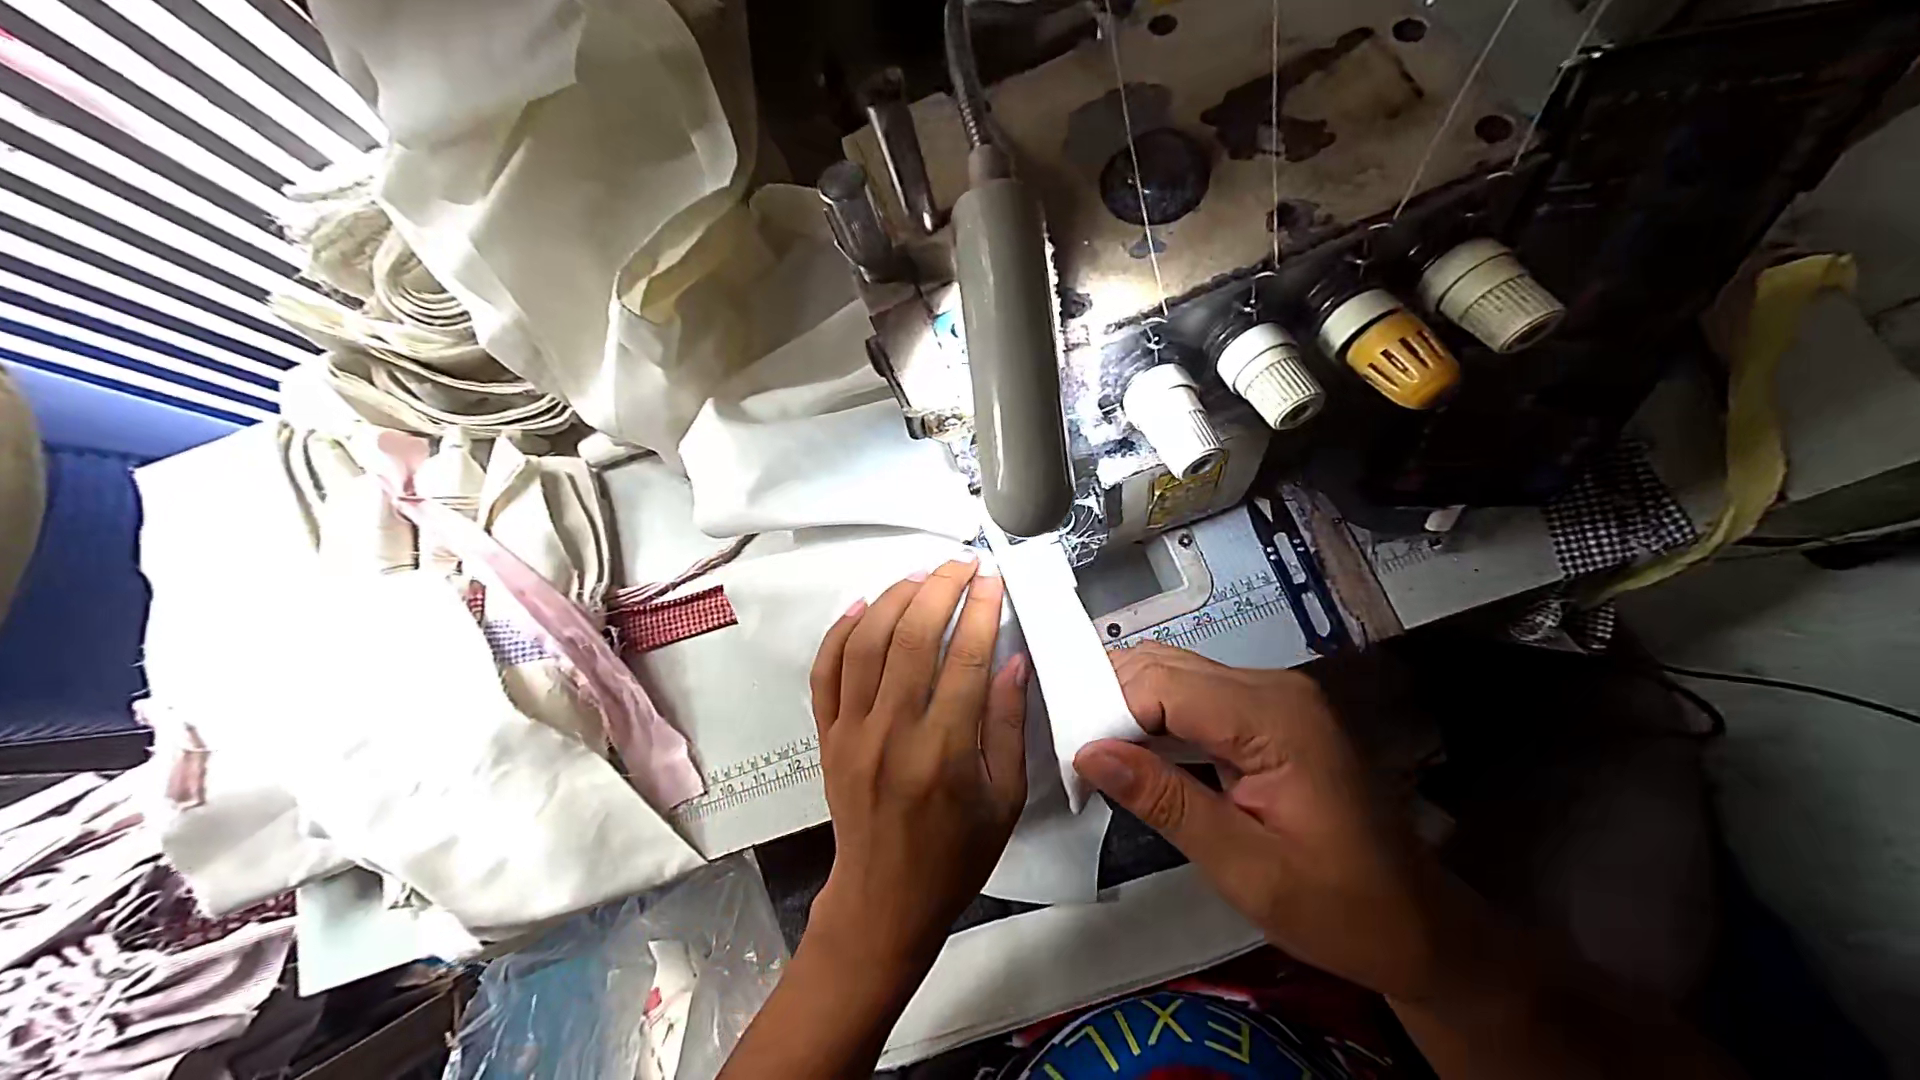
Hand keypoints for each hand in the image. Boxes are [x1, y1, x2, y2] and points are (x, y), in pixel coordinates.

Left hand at [806, 553, 1028, 980]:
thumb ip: (1008, 724)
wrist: (885, 897)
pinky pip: (825, 671)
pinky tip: (862, 605)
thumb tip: (1012, 659)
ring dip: (893, 598)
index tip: (992, 580)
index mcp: (944, 752)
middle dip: (940, 588)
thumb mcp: (1006, 798)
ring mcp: (851, 731)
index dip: (981, 610)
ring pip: (865, 643)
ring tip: (922, 576)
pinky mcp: (827, 735)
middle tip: (962, 564)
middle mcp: (892, 732)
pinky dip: (840, 631)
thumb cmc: (956, 854)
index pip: (964, 658)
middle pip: (911, 637)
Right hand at [1073, 642, 1455, 1002]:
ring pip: (1175, 672)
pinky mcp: (1269, 711)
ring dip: (1128, 703)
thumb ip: (1166, 802)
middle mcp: (1273, 689)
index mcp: (1274, 720)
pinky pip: (1195, 694)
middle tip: (1074, 748)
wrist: (1416, 925)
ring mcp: (1274, 695)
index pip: (1165, 684)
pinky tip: (1134, 745)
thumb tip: (1089, 754)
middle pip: (1166, 667)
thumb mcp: (1244, 869)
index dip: (1108, 707)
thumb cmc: (1338, 908)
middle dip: (1110, 699)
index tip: (1073, 752)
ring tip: (1096, 747)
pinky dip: (1155, 713)